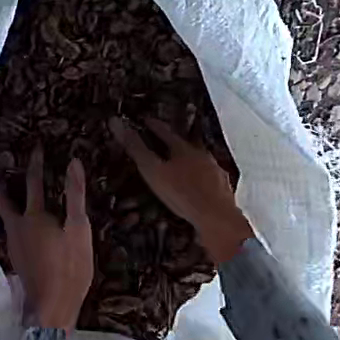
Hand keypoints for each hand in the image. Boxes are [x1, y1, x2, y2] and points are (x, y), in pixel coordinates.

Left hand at [0, 146, 93, 329]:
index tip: (37, 147)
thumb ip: (75, 196)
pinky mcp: (15, 259)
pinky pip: (12, 233)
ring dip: (9, 204)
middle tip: (5, 174)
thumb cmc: (69, 267)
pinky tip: (24, 230)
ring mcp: (13, 244)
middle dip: (5, 186)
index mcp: (33, 216)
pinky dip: (15, 223)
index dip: (36, 162)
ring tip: (14, 198)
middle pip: (4, 200)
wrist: (50, 307)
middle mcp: (17, 226)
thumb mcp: (79, 229)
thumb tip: (73, 162)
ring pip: (6, 217)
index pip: (34, 181)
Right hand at [109, 117, 252, 263]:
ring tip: (179, 167)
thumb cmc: (181, 193)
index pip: (165, 131)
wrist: (218, 219)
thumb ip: (135, 148)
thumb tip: (115, 121)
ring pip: (199, 161)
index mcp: (184, 148)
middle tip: (162, 144)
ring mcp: (216, 171)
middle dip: (173, 143)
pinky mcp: (224, 188)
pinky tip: (198, 186)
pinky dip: (201, 178)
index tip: (144, 120)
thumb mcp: (152, 170)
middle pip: (185, 145)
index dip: (153, 125)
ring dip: (189, 161)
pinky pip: (209, 178)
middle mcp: (203, 155)